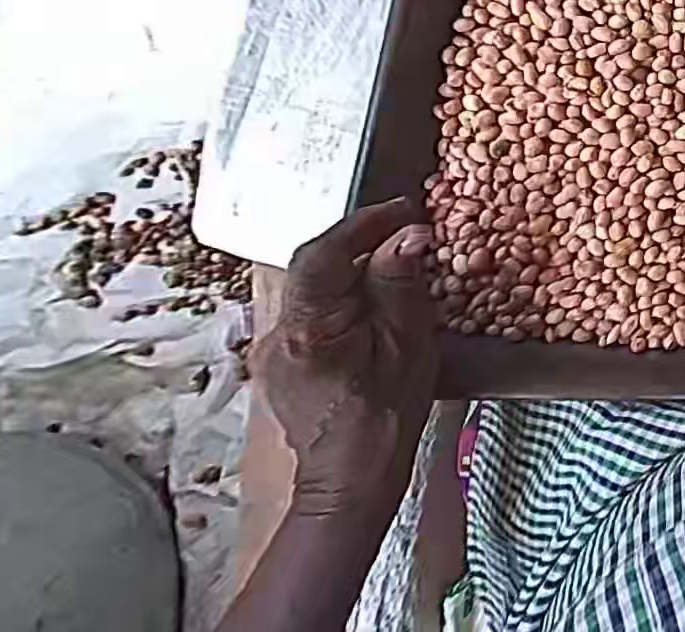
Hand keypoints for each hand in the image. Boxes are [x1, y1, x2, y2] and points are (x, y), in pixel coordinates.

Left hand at [252, 197, 436, 520]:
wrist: (350, 475)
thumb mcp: (408, 345)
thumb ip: (400, 286)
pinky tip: (379, 293)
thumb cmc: (388, 413)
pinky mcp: (283, 353)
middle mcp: (278, 332)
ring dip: (357, 261)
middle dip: (363, 238)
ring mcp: (275, 344)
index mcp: (308, 332)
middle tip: (408, 226)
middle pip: (316, 266)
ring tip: (400, 254)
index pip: (321, 256)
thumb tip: (409, 234)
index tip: (403, 209)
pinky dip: (349, 286)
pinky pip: (317, 303)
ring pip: (317, 284)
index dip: (362, 224)